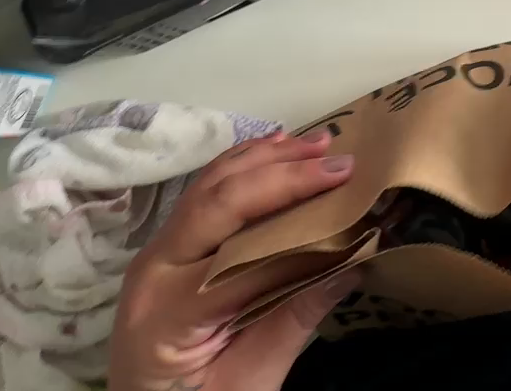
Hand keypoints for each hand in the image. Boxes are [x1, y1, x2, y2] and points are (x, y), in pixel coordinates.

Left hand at [108, 132, 358, 390]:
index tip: (352, 200)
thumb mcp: (248, 383)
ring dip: (269, 156)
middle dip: (284, 173)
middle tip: (340, 162)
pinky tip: (277, 145)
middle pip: (221, 201)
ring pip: (212, 182)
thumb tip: (355, 264)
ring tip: (319, 142)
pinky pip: (205, 188)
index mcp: (168, 314)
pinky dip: (244, 161)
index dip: (300, 225)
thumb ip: (295, 322)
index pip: (244, 254)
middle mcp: (155, 268)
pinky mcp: (168, 242)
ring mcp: (157, 250)